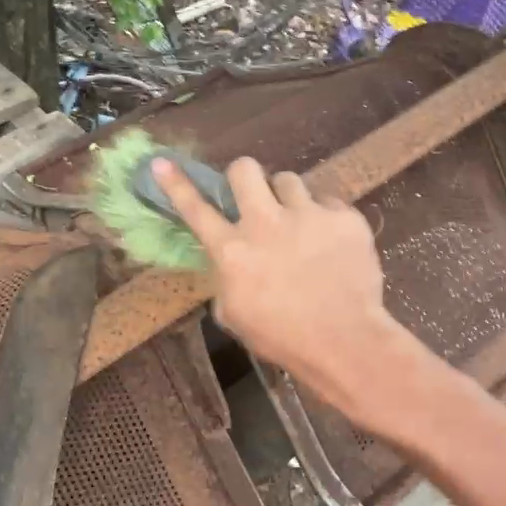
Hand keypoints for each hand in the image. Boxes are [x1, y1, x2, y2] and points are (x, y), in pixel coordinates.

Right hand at [152, 156, 435, 430]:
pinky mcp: (343, 217)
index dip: (176, 183)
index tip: (161, 163)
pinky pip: (326, 202)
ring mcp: (307, 215)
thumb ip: (226, 276)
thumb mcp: (234, 312)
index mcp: (231, 250)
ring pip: (288, 180)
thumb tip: (229, 261)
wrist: (344, 341)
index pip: (195, 208)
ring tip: (296, 223)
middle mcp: (264, 223)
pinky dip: (323, 218)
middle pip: (244, 169)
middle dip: (243, 176)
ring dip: (285, 198)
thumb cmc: (281, 336)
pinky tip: (329, 243)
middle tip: (252, 195)